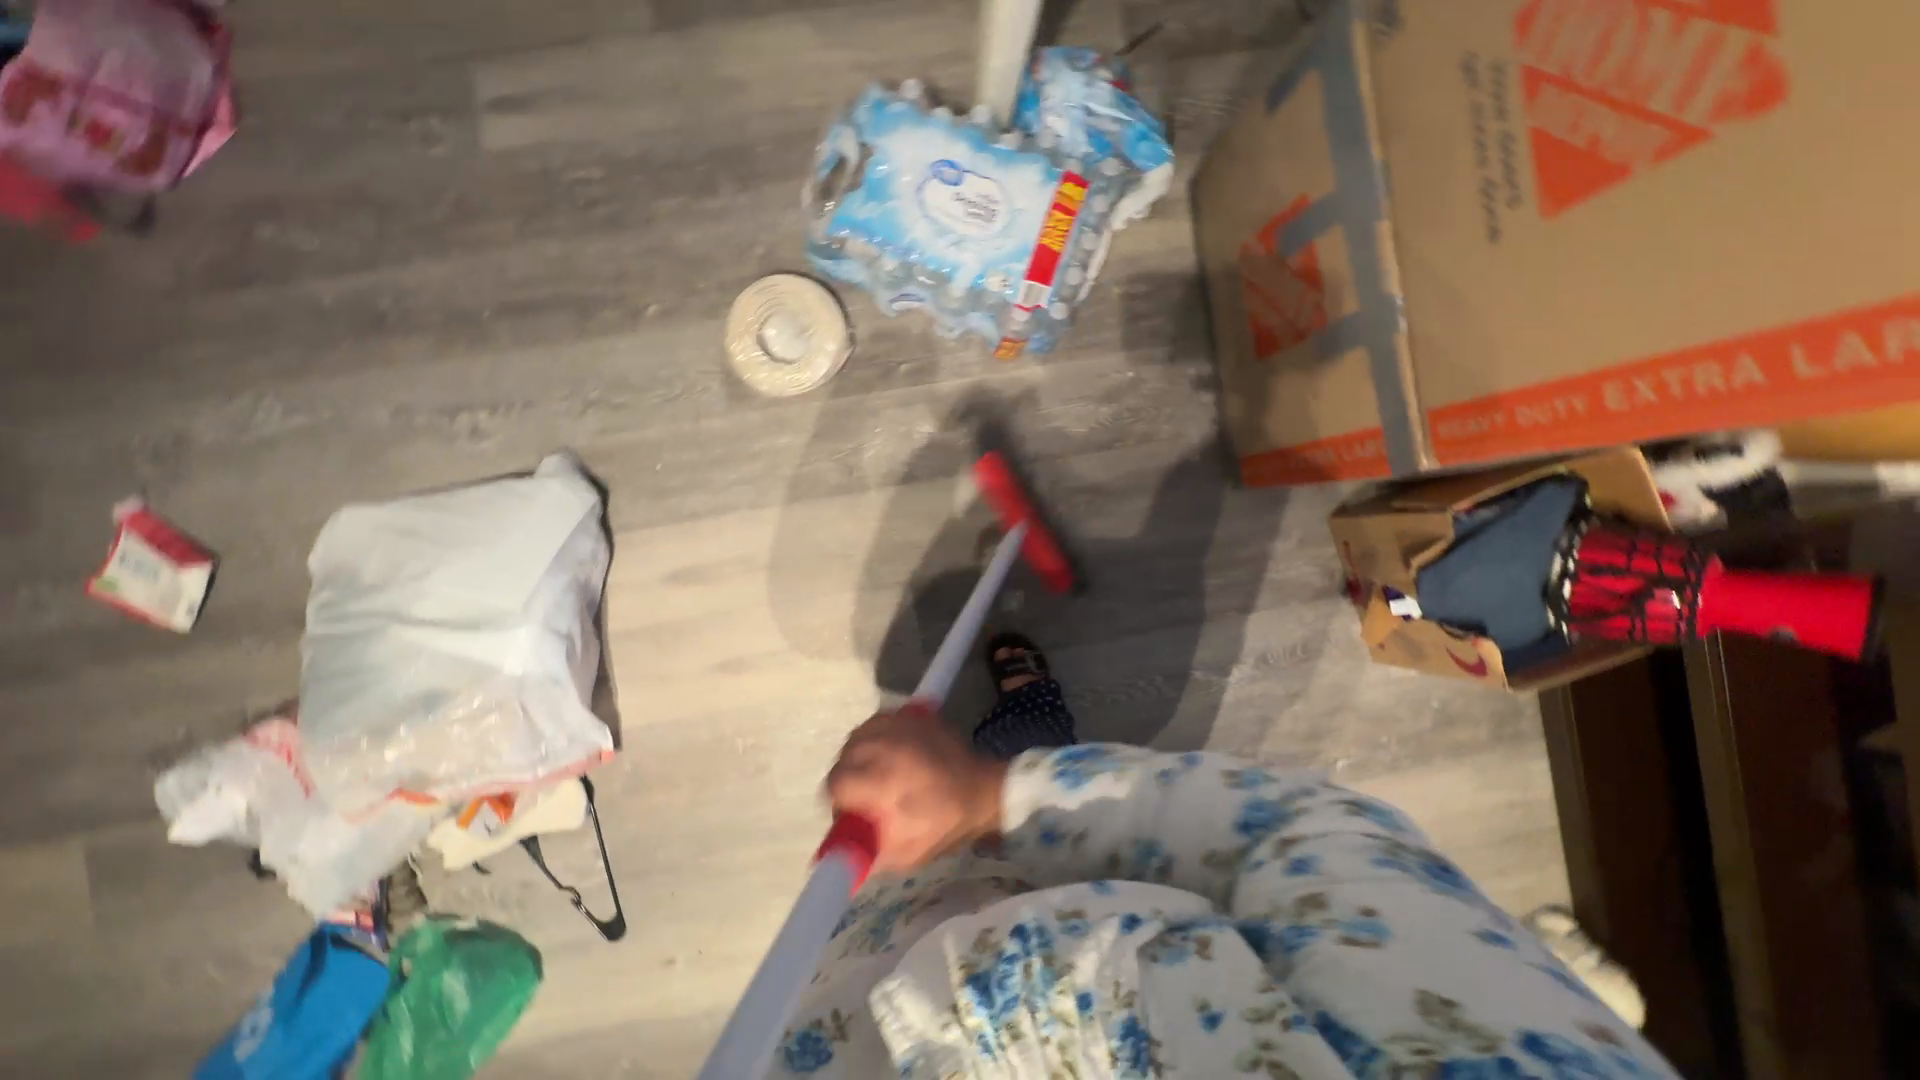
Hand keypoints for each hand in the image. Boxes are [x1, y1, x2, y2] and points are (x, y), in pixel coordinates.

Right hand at [826, 701, 1006, 874]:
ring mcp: (898, 725)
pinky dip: (874, 738)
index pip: (836, 782)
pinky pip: (875, 723)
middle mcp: (885, 747)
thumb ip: (866, 854)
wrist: (983, 788)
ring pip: (856, 738)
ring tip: (875, 772)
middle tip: (865, 794)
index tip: (852, 809)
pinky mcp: (910, 714)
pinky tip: (885, 753)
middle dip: (848, 778)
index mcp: (884, 780)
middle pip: (842, 759)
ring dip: (858, 756)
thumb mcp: (906, 853)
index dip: (839, 800)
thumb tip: (830, 855)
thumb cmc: (947, 824)